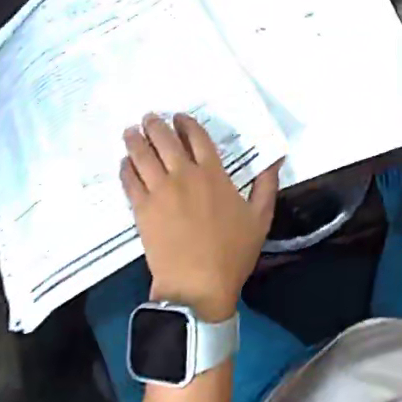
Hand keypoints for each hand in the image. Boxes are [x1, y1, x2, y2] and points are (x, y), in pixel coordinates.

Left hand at [121, 113, 280, 321]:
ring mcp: (159, 191)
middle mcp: (184, 175)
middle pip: (165, 140)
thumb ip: (266, 185)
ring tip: (130, 131)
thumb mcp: (260, 217)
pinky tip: (125, 162)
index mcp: (214, 174)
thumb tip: (276, 160)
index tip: (179, 117)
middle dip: (156, 125)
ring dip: (135, 139)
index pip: (197, 137)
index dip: (186, 123)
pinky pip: (129, 180)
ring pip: (143, 155)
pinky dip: (126, 167)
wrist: (198, 284)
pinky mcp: (141, 210)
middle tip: (149, 118)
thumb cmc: (233, 252)